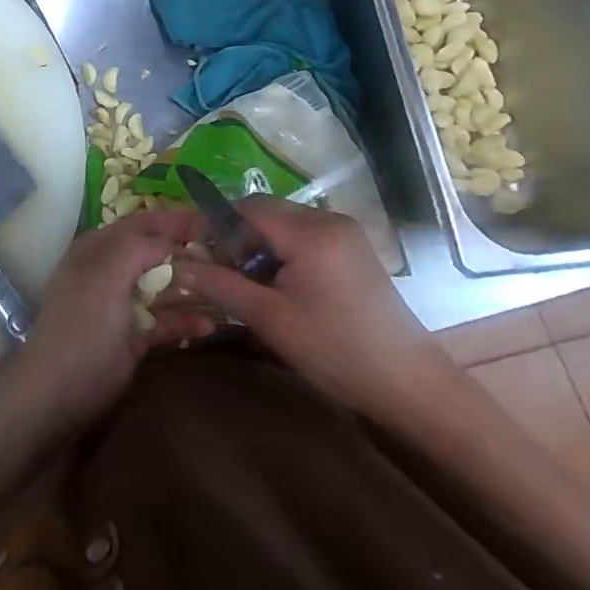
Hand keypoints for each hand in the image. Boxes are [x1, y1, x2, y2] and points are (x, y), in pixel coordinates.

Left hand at [7, 210, 208, 429]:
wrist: (59, 395)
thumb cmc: (81, 328)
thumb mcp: (105, 276)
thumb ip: (137, 247)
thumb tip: (171, 240)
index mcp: (97, 250)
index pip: (141, 223)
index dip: (174, 220)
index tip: (213, 221)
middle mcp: (109, 271)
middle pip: (156, 253)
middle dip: (189, 253)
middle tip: (230, 256)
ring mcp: (122, 305)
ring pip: (164, 287)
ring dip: (193, 288)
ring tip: (229, 289)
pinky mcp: (134, 337)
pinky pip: (165, 321)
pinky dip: (185, 321)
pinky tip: (210, 326)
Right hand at [176, 196, 432, 409]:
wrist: (407, 382)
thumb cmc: (334, 349)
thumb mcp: (270, 319)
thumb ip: (222, 285)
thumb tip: (181, 265)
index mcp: (310, 232)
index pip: (248, 208)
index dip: (215, 225)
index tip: (194, 252)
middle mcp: (329, 220)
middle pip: (266, 212)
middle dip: (235, 237)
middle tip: (218, 272)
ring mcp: (345, 233)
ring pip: (284, 225)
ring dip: (257, 245)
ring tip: (245, 284)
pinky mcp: (353, 250)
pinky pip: (304, 237)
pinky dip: (281, 252)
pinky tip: (276, 286)